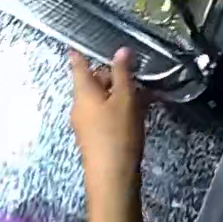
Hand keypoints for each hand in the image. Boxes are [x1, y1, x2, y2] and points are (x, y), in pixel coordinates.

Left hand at [71, 48, 145, 221]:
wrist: (112, 183)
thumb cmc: (117, 135)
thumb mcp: (125, 99)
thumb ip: (123, 73)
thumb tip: (121, 50)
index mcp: (82, 91)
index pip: (78, 62)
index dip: (82, 50)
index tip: (87, 38)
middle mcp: (79, 104)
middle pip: (93, 81)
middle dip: (113, 75)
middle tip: (136, 71)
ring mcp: (86, 122)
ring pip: (102, 98)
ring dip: (120, 93)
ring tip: (145, 92)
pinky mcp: (95, 137)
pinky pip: (105, 114)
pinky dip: (119, 108)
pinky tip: (140, 112)